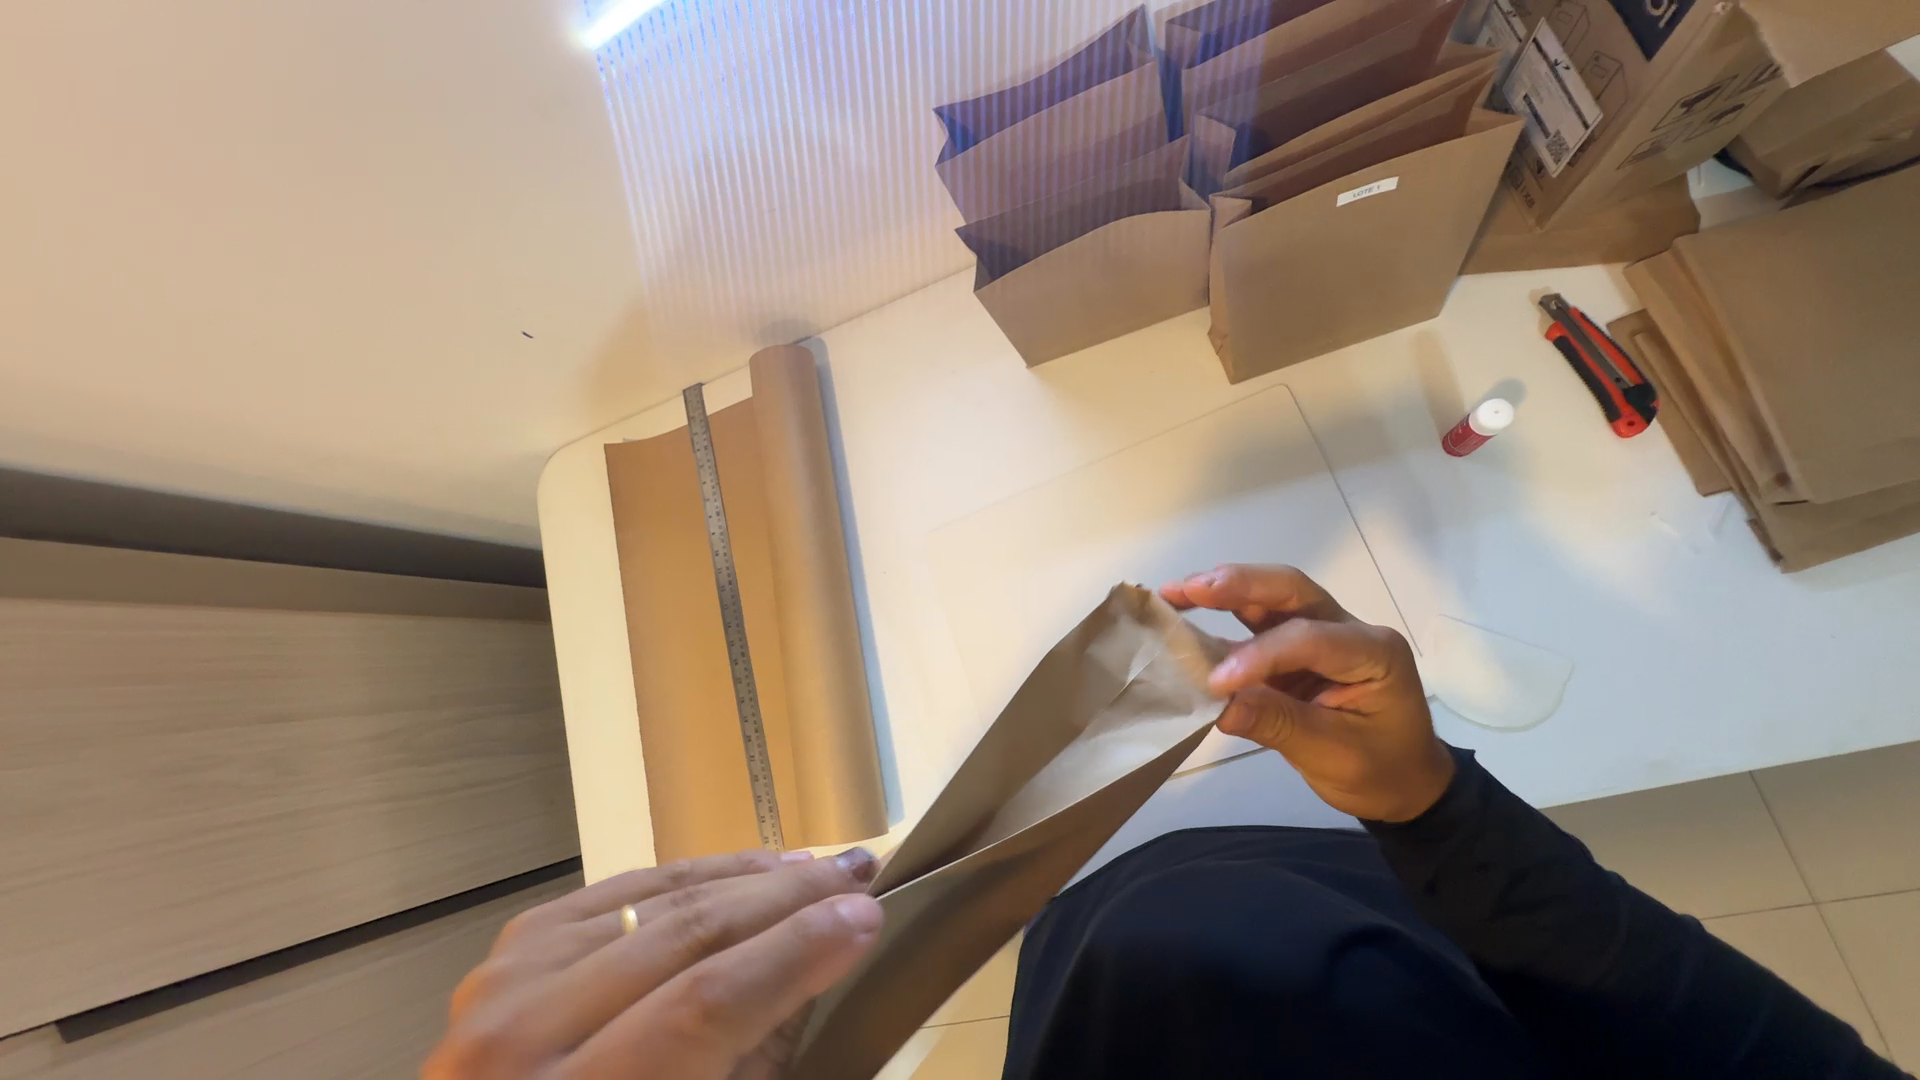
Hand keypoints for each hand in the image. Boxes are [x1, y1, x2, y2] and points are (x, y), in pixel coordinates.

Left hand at [425, 848, 883, 1079]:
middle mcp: (521, 1040)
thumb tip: (823, 949)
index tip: (866, 914)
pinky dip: (695, 874)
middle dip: (787, 898)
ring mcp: (503, 986)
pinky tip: (747, 868)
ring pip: (660, 900)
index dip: (793, 952)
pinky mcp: (510, 951)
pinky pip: (624, 888)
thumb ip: (760, 1053)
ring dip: (749, 878)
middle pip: (683, 936)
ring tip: (816, 866)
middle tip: (858, 871)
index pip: (703, 1004)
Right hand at [1160, 564, 1453, 822]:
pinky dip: (1220, 613)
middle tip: (1188, 589)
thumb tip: (1221, 707)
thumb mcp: (1336, 756)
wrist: (1403, 783)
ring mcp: (1319, 630)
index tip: (1215, 683)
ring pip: (1272, 593)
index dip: (1259, 656)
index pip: (1309, 639)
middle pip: (1291, 590)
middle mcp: (1347, 628)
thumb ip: (1279, 725)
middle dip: (1239, 585)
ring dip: (1223, 588)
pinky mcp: (1293, 642)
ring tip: (1176, 591)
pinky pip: (1257, 618)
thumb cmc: (1380, 770)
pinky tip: (1185, 612)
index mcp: (1374, 653)